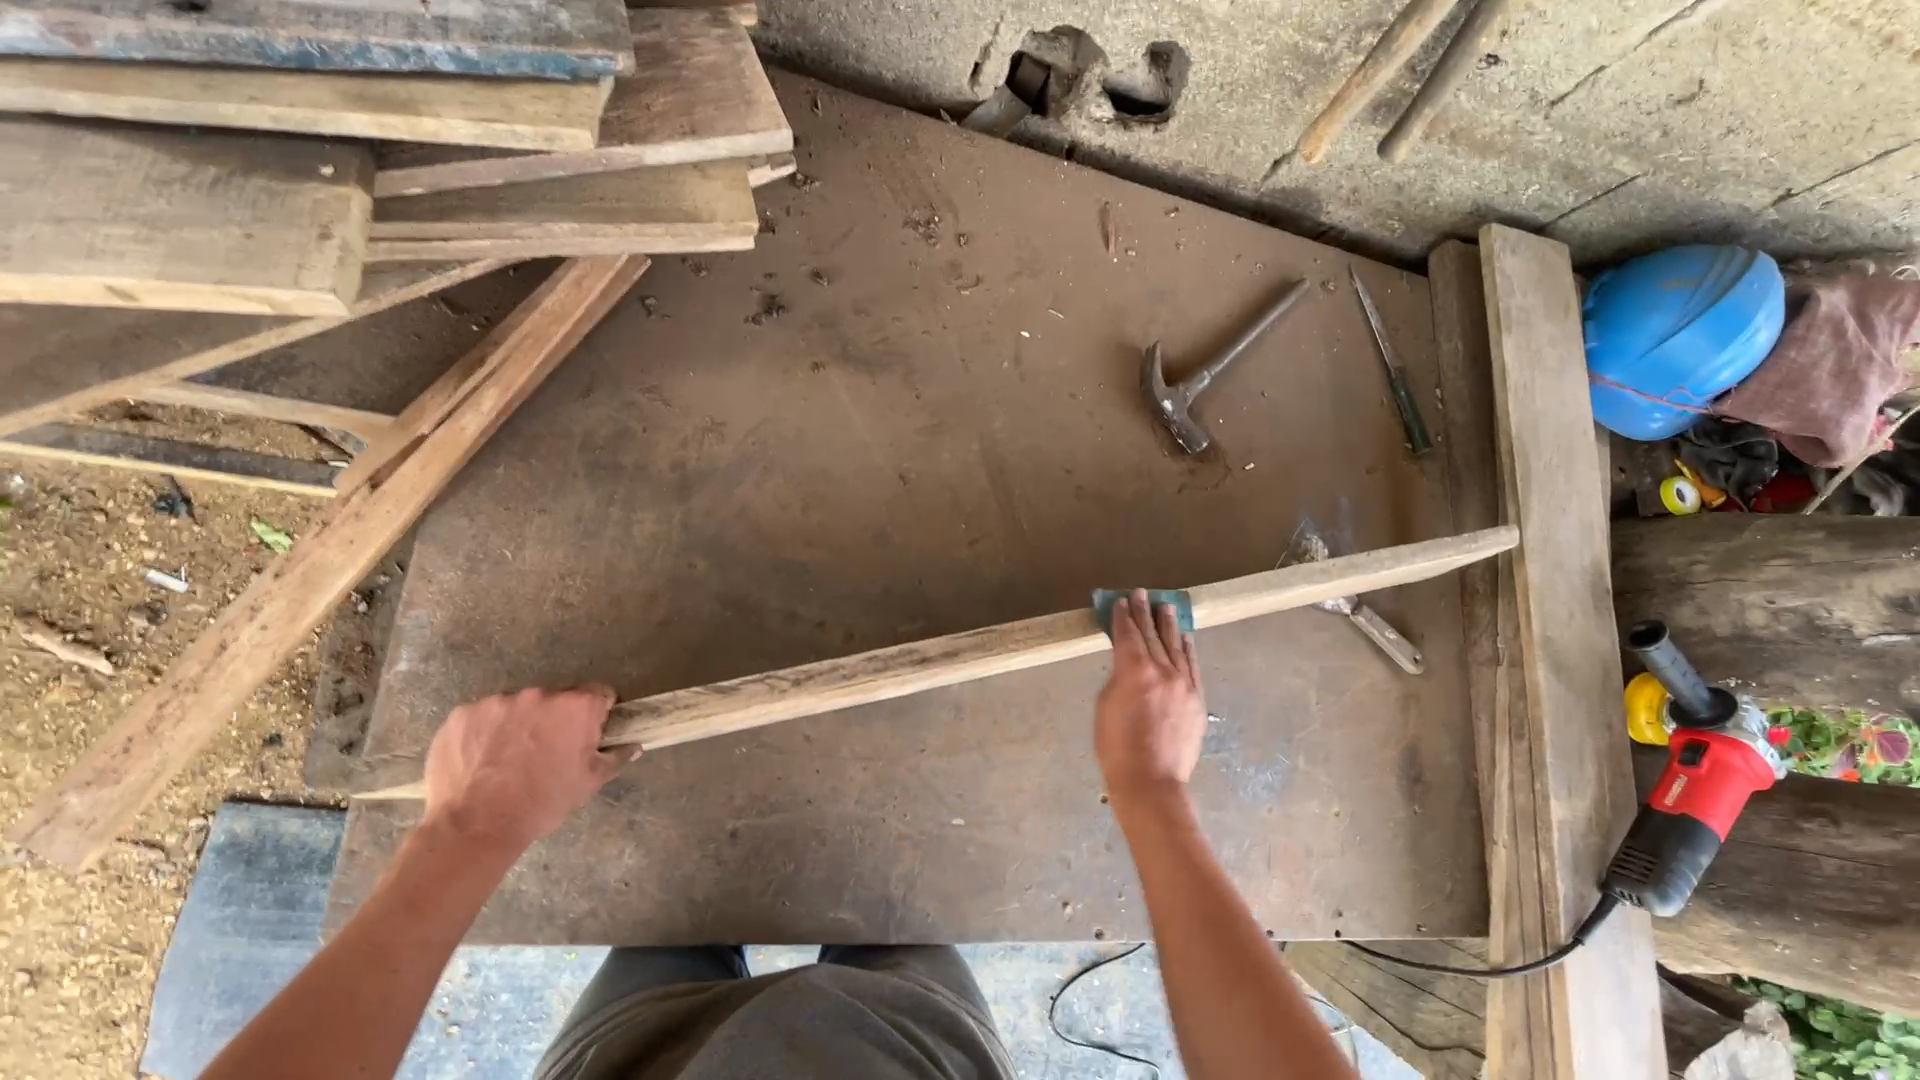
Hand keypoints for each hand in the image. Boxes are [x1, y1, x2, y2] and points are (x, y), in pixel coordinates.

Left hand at [420, 685, 626, 854]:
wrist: (475, 827)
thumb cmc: (541, 803)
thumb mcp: (588, 783)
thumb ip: (615, 758)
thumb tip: (632, 746)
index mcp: (575, 707)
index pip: (598, 693)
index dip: (597, 713)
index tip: (587, 733)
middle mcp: (538, 694)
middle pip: (555, 699)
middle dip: (555, 719)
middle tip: (547, 752)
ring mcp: (496, 701)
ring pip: (517, 707)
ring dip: (520, 724)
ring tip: (509, 759)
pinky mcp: (462, 713)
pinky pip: (483, 716)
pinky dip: (486, 731)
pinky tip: (482, 759)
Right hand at [1094, 590, 1205, 806]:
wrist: (1151, 781)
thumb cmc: (1116, 747)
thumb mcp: (1105, 706)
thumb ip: (1118, 679)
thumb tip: (1126, 667)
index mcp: (1134, 670)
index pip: (1127, 634)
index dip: (1122, 616)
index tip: (1121, 601)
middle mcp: (1162, 670)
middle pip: (1152, 635)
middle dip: (1144, 613)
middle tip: (1141, 593)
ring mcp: (1184, 684)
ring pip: (1175, 646)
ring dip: (1168, 625)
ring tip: (1165, 606)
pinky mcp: (1197, 699)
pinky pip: (1192, 666)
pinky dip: (1187, 649)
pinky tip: (1186, 638)